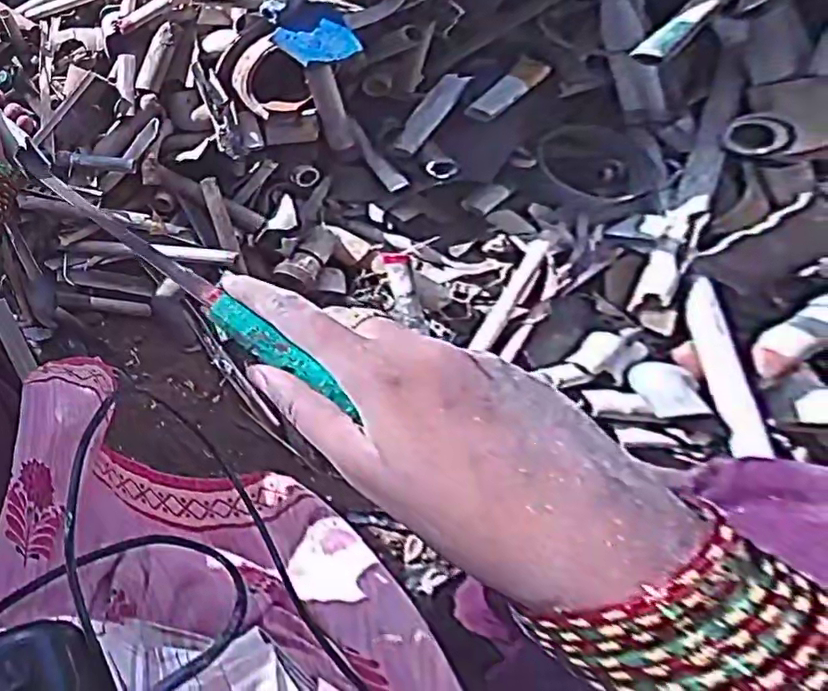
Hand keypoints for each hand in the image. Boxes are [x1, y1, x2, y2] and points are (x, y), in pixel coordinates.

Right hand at [223, 275, 707, 613]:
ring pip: (392, 343)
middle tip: (312, 387)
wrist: (608, 547)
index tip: (229, 289)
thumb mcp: (364, 469)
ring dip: (372, 367)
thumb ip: (304, 409)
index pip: (295, 317)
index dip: (253, 299)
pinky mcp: (504, 370)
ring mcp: (467, 357)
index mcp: (378, 372)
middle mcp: (422, 351)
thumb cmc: (483, 519)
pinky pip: (437, 358)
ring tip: (390, 427)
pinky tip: (437, 429)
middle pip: (344, 327)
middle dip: (321, 349)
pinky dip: (418, 378)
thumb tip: (266, 377)